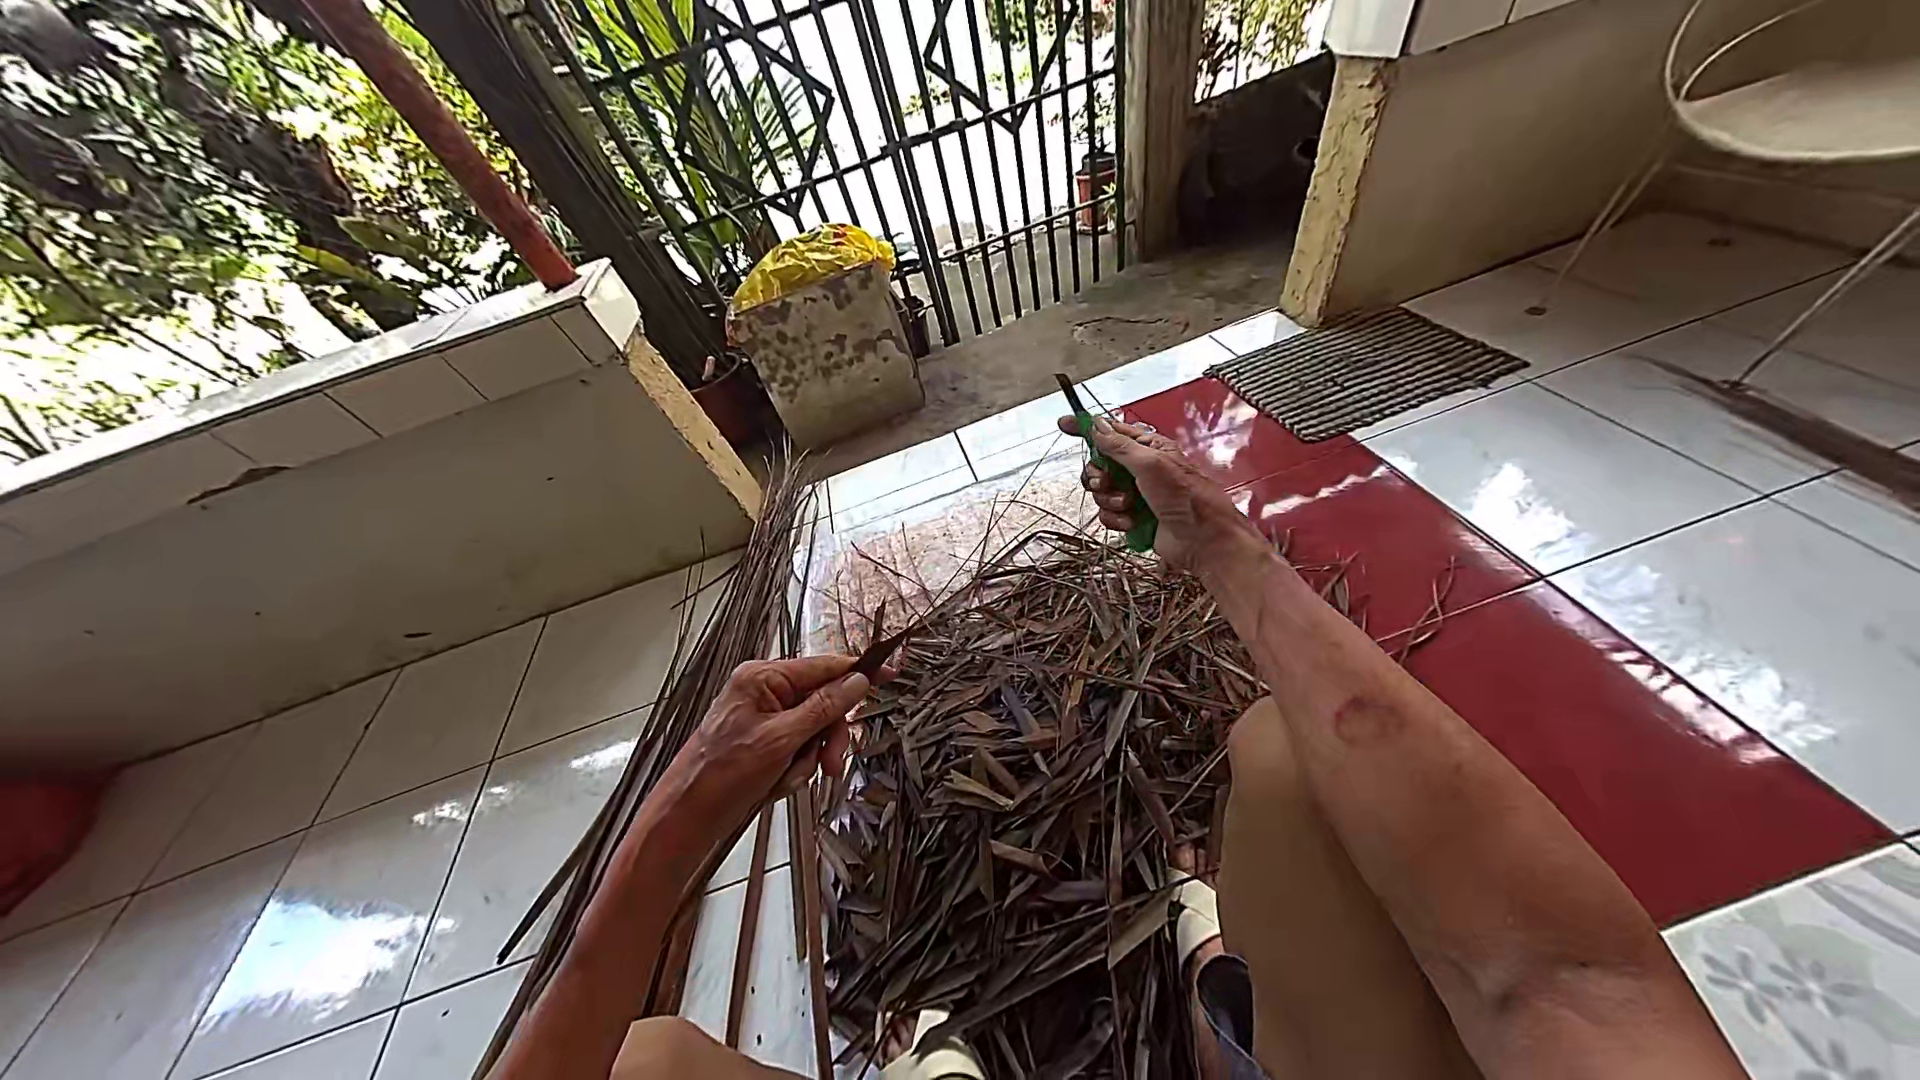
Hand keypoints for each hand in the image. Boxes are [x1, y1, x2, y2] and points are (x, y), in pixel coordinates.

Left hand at [665, 655, 883, 842]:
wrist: (685, 819)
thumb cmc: (722, 774)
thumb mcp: (781, 739)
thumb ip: (824, 707)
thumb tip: (858, 681)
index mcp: (763, 678)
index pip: (824, 666)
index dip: (858, 673)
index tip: (890, 674)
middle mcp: (766, 692)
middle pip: (823, 701)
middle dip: (829, 735)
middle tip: (831, 764)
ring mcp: (765, 717)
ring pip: (814, 729)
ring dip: (810, 757)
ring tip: (790, 779)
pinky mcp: (765, 742)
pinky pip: (799, 748)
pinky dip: (796, 768)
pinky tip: (777, 783)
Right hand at [1058, 414, 1263, 571]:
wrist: (1202, 541)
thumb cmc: (1188, 499)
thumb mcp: (1151, 464)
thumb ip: (1119, 445)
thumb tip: (1097, 427)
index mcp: (1148, 449)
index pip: (1110, 432)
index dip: (1087, 428)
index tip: (1066, 424)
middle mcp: (1140, 470)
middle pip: (1099, 465)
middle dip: (1099, 476)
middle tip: (1107, 481)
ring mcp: (1136, 494)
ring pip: (1101, 493)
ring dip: (1111, 501)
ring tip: (1130, 505)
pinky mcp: (1133, 518)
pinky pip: (1108, 515)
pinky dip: (1117, 520)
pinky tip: (1133, 522)